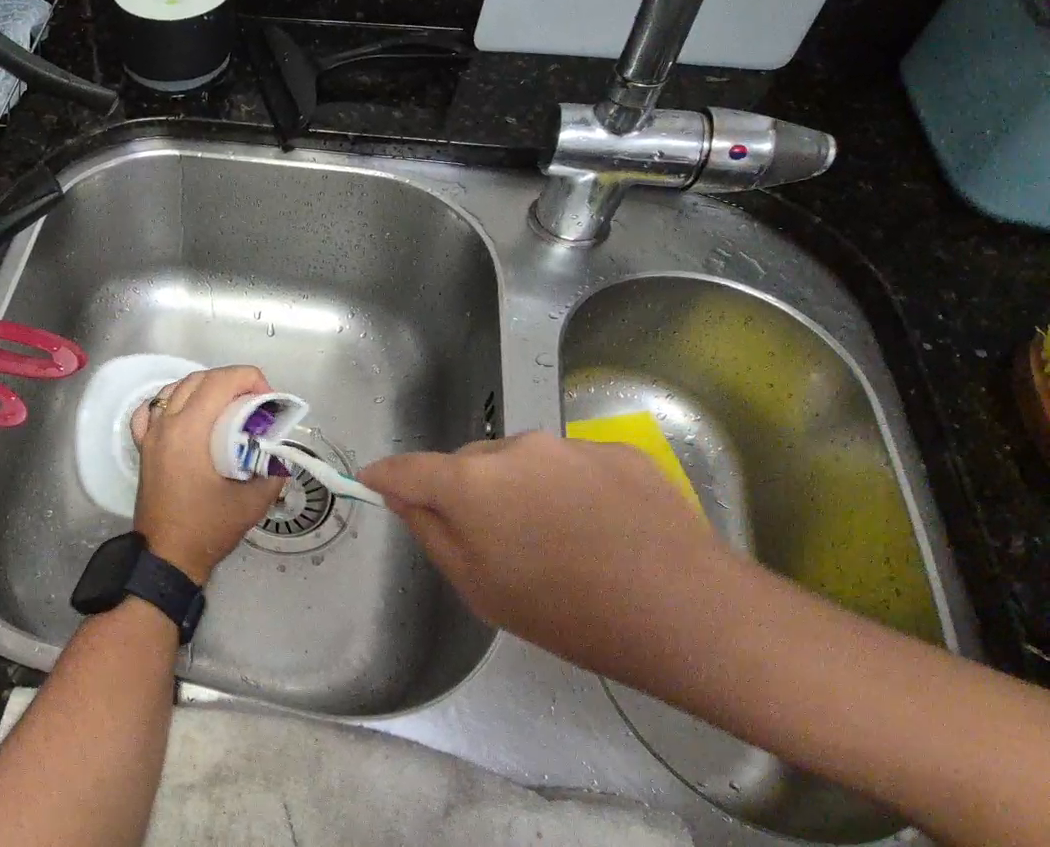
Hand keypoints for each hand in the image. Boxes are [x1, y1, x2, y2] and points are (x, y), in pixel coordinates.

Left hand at [128, 366, 285, 584]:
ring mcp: (150, 435)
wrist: (167, 557)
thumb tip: (279, 453)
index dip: (249, 379)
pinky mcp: (144, 448)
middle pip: (198, 380)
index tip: (269, 400)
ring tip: (228, 407)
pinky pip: (151, 411)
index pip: (220, 382)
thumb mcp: (252, 501)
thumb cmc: (207, 528)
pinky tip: (187, 414)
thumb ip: (272, 470)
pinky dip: (171, 403)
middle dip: (231, 382)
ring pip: (174, 390)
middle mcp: (166, 424)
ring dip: (204, 388)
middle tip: (255, 403)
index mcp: (190, 430)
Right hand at [359, 432, 731, 677]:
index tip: (369, 481)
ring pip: (518, 461)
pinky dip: (564, 488)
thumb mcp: (478, 587)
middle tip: (486, 538)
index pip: (407, 468)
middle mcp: (514, 448)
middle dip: (463, 491)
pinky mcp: (617, 451)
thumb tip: (403, 496)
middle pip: (466, 464)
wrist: (689, 615)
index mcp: (471, 482)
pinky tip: (594, 528)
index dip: (383, 475)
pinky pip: (567, 465)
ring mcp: (569, 445)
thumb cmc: (568, 612)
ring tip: (550, 537)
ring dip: (516, 488)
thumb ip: (430, 531)